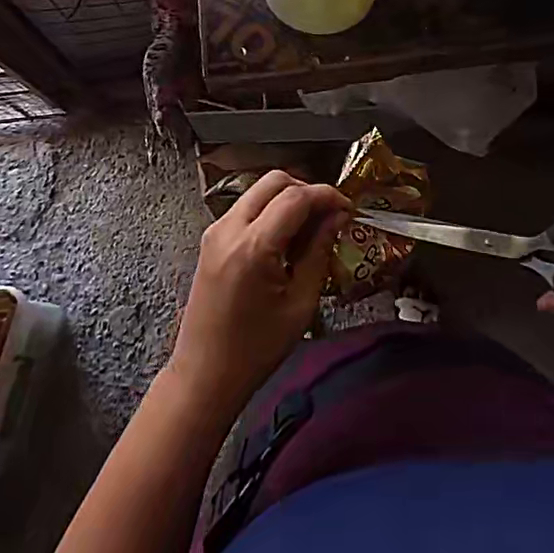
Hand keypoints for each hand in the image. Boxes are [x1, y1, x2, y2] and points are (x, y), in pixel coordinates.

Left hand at [167, 171, 351, 410]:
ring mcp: (216, 231)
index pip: (295, 197)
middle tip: (330, 214)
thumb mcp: (300, 304)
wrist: (205, 372)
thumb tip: (336, 218)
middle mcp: (229, 228)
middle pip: (273, 181)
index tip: (348, 207)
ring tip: (311, 229)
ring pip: (258, 191)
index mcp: (252, 246)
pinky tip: (286, 239)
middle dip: (306, 189)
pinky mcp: (211, 238)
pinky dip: (269, 211)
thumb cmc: (256, 349)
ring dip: (287, 199)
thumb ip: (318, 253)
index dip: (326, 195)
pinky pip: (245, 208)